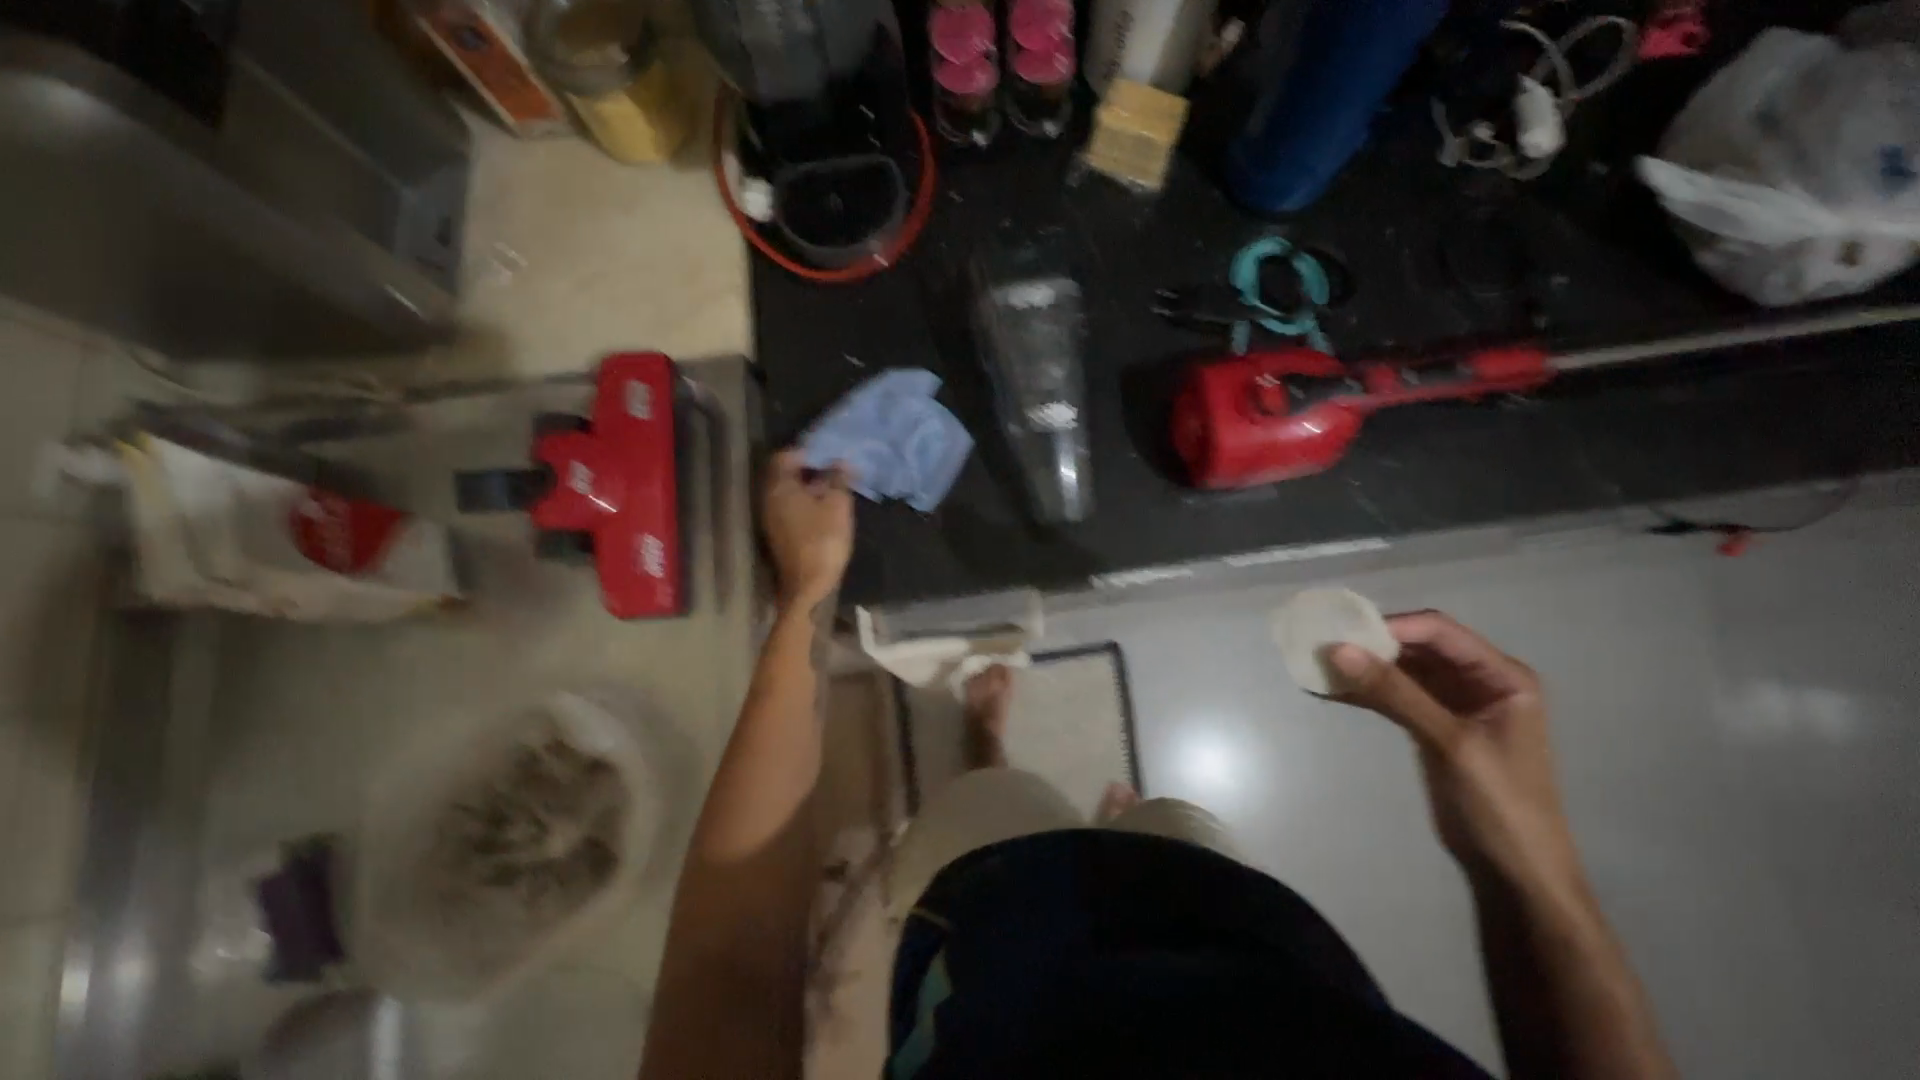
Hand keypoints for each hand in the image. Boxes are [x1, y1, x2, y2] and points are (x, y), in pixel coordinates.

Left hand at [762, 450, 852, 609]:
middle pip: (783, 474)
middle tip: (833, 471)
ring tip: (833, 490)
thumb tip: (841, 462)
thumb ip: (838, 479)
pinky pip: (789, 508)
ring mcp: (770, 518)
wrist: (808, 586)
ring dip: (807, 487)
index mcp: (779, 487)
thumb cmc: (823, 540)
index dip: (806, 452)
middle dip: (808, 469)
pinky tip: (824, 509)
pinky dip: (804, 503)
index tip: (828, 456)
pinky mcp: (778, 534)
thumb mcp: (837, 505)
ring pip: (787, 492)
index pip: (784, 456)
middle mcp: (768, 499)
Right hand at [1327, 612, 1584, 899]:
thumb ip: (1396, 693)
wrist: (1517, 869)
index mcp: (1502, 675)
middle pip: (1418, 647)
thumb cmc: (1501, 801)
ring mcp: (1455, 705)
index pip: (1440, 631)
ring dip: (1364, 669)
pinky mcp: (1433, 728)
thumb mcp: (1451, 742)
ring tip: (1317, 664)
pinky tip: (1330, 692)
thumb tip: (1337, 650)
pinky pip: (1395, 698)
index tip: (1343, 633)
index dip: (1392, 627)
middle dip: (1373, 644)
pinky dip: (1365, 694)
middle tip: (1322, 644)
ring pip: (1402, 672)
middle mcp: (1480, 681)